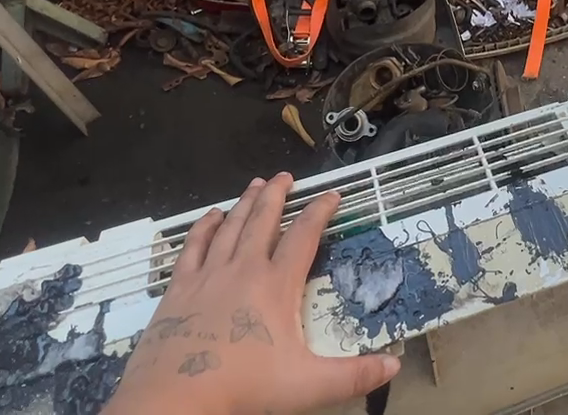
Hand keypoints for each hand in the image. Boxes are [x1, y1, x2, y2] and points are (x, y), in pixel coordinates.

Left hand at [103, 175, 400, 414]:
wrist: (174, 401)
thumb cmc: (243, 389)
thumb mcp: (306, 386)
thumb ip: (352, 375)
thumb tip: (394, 364)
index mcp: (276, 284)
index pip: (304, 235)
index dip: (320, 210)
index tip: (332, 194)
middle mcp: (244, 268)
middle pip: (264, 218)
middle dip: (278, 193)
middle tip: (285, 176)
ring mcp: (209, 274)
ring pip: (231, 225)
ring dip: (246, 202)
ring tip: (256, 184)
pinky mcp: (179, 288)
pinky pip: (193, 246)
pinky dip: (204, 226)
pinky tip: (211, 215)